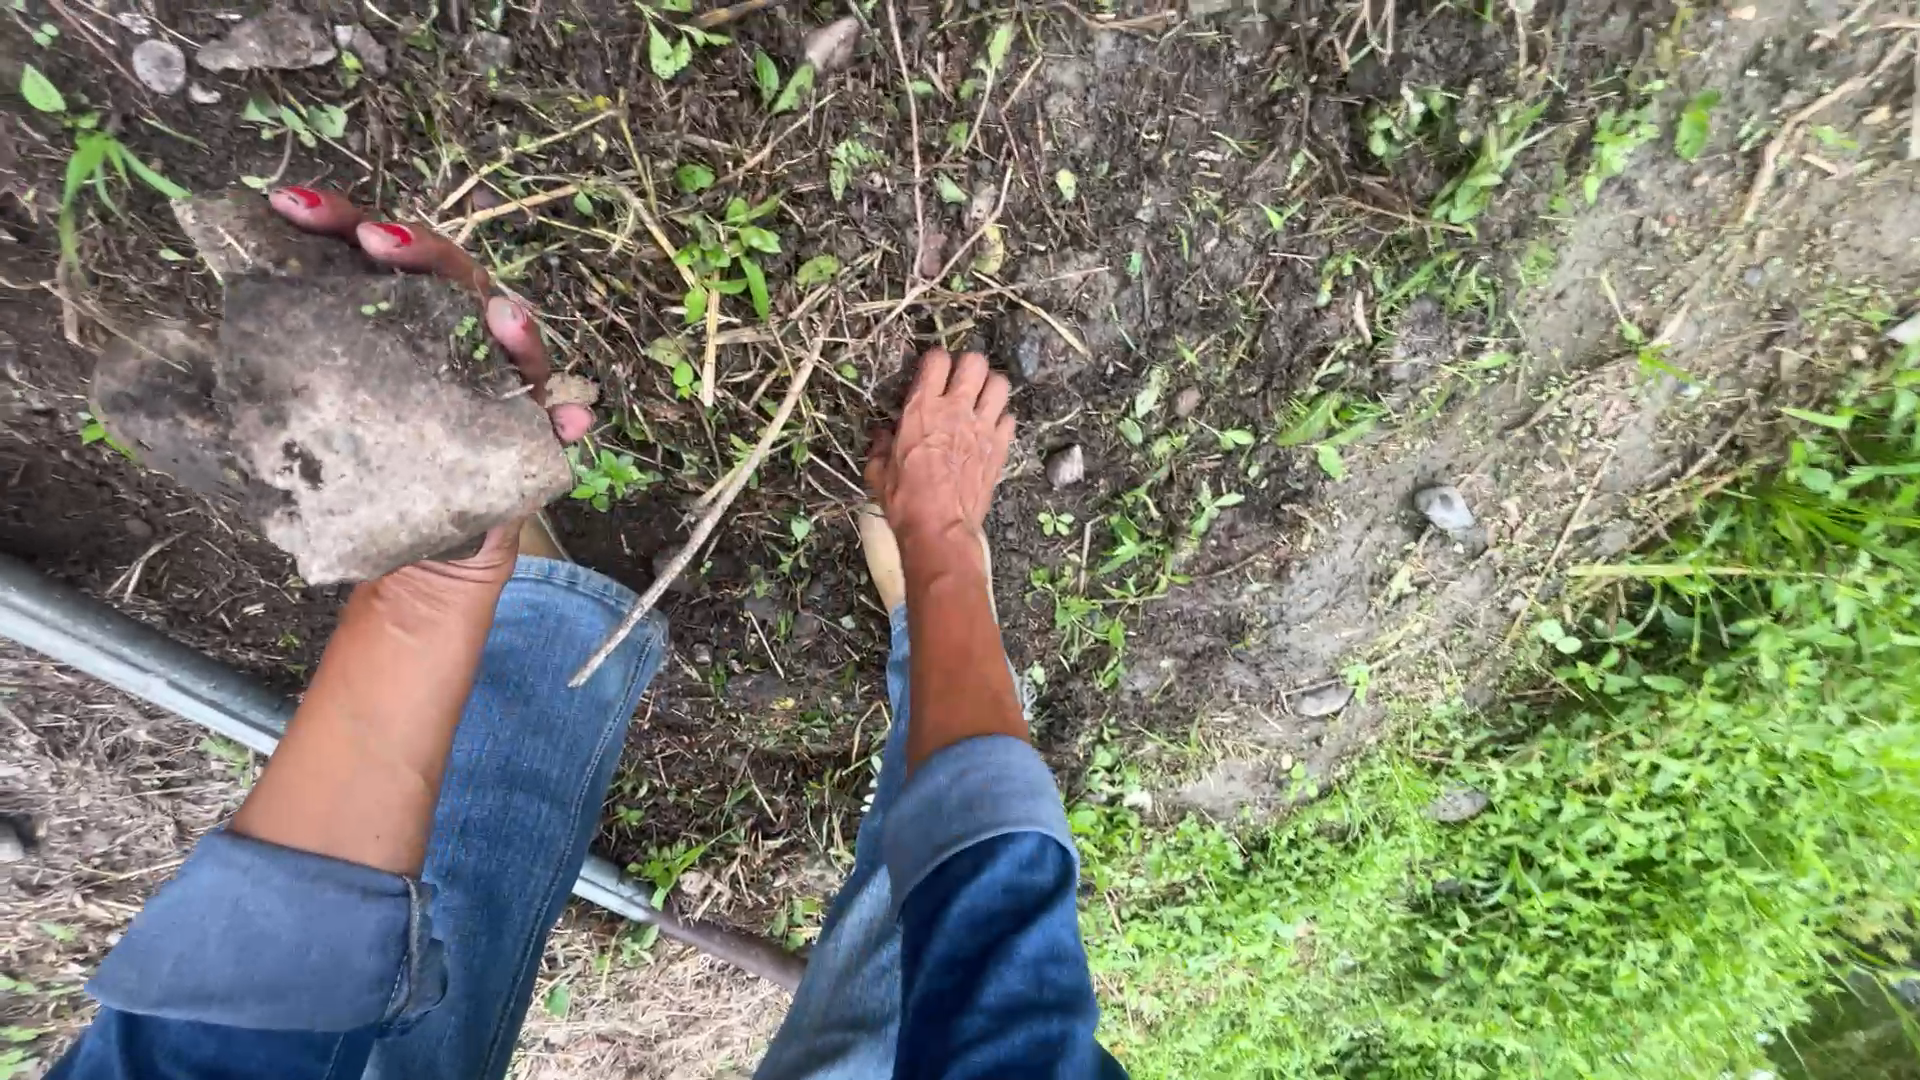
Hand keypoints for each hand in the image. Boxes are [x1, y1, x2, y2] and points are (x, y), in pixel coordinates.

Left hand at [266, 186, 588, 585]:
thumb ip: (265, 391)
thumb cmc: (368, 483)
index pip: (374, 261)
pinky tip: (570, 420)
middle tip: (383, 245)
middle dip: (425, 255)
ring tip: (506, 319)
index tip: (289, 205)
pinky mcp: (536, 438)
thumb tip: (174, 353)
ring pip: (519, 345)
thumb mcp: (298, 431)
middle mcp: (458, 347)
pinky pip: (561, 423)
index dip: (336, 222)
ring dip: (517, 329)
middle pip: (456, 282)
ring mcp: (506, 390)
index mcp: (397, 331)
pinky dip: (569, 418)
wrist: (426, 555)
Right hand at [865, 348, 1013, 551]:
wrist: (939, 529)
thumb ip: (880, 446)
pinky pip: (1010, 418)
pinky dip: (1002, 420)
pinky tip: (991, 430)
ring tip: (982, 399)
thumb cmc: (905, 501)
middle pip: (975, 362)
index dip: (935, 361)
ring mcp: (982, 427)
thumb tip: (882, 434)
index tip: (933, 373)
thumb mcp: (879, 472)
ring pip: (1000, 384)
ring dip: (991, 388)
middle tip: (962, 381)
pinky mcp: (1000, 447)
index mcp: (922, 409)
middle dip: (969, 366)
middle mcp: (955, 410)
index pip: (937, 360)